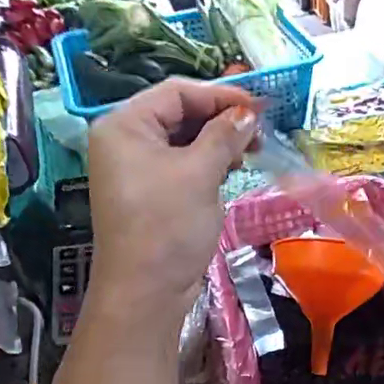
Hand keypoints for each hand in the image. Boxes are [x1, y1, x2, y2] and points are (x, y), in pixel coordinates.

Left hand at [86, 79, 257, 318]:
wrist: (146, 291)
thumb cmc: (168, 225)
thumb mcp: (200, 174)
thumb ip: (224, 136)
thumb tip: (248, 113)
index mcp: (124, 125)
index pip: (176, 93)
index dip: (219, 95)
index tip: (258, 106)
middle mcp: (125, 141)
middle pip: (178, 114)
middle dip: (220, 120)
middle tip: (259, 132)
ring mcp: (136, 170)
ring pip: (183, 142)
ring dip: (217, 143)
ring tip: (249, 153)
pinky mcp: (151, 194)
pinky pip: (181, 166)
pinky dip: (207, 164)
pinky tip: (230, 170)